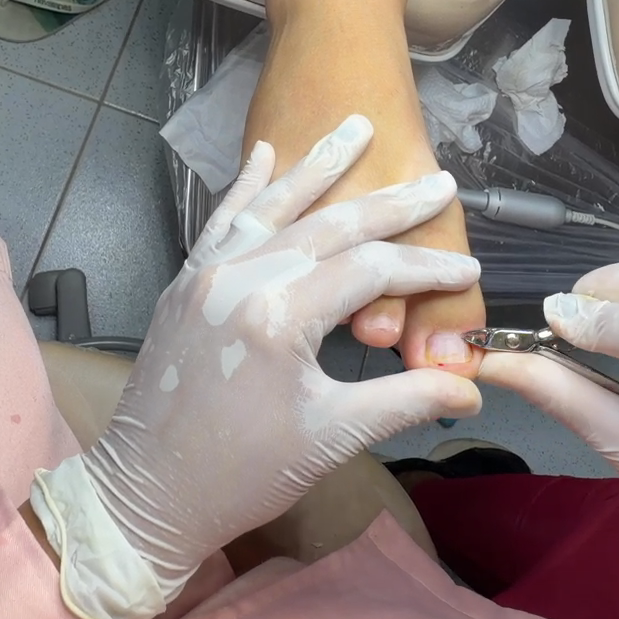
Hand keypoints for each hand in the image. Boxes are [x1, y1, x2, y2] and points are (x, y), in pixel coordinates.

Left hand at [30, 116, 482, 618]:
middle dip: (391, 204)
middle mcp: (241, 275)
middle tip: (438, 180)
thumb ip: (404, 401)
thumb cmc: (242, 473)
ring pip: (274, 205)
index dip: (426, 267)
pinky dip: (247, 184)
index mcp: (279, 315)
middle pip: (330, 226)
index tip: (469, 266)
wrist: (145, 492)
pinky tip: (265, 150)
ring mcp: (208, 270)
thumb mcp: (331, 438)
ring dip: (318, 164)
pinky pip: (222, 218)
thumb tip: (473, 388)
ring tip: (356, 126)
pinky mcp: (187, 277)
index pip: (370, 271)